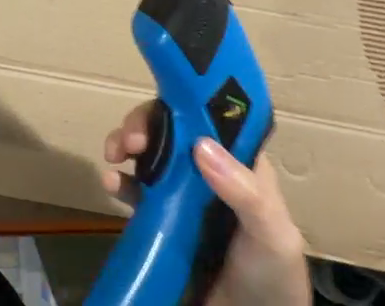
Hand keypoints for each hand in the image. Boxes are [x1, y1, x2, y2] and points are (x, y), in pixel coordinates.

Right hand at [102, 102, 310, 305]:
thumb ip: (246, 193)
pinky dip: (119, 181)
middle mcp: (206, 172)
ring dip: (124, 145)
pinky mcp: (160, 219)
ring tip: (113, 157)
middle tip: (129, 142)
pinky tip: (111, 183)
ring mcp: (181, 195)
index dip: (179, 107)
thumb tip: (199, 146)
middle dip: (142, 125)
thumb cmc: (273, 276)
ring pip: (147, 154)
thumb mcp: (273, 236)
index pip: (206, 119)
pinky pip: (134, 191)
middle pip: (168, 130)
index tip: (158, 112)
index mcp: (239, 165)